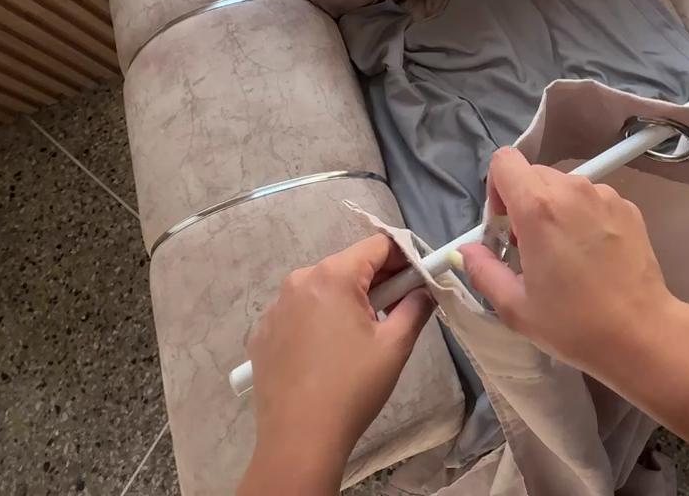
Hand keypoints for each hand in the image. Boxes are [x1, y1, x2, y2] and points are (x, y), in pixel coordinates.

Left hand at [243, 233, 435, 486]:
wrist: (298, 443)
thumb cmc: (352, 388)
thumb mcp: (395, 345)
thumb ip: (416, 305)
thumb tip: (425, 289)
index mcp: (333, 276)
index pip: (378, 245)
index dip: (404, 257)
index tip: (417, 280)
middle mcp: (300, 281)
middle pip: (349, 264)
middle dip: (377, 281)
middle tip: (394, 311)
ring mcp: (276, 307)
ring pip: (324, 287)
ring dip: (347, 299)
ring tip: (359, 337)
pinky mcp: (263, 333)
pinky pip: (300, 311)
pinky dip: (318, 319)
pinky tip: (326, 353)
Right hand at [457, 146, 688, 377]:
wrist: (641, 333)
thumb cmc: (574, 324)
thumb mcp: (515, 307)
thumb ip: (482, 271)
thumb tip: (465, 250)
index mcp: (538, 208)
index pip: (504, 161)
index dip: (496, 188)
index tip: (505, 225)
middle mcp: (572, 189)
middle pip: (533, 174)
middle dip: (524, 203)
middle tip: (532, 247)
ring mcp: (604, 194)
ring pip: (564, 186)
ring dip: (555, 209)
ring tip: (567, 254)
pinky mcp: (627, 205)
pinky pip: (592, 198)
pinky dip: (584, 216)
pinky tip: (593, 255)